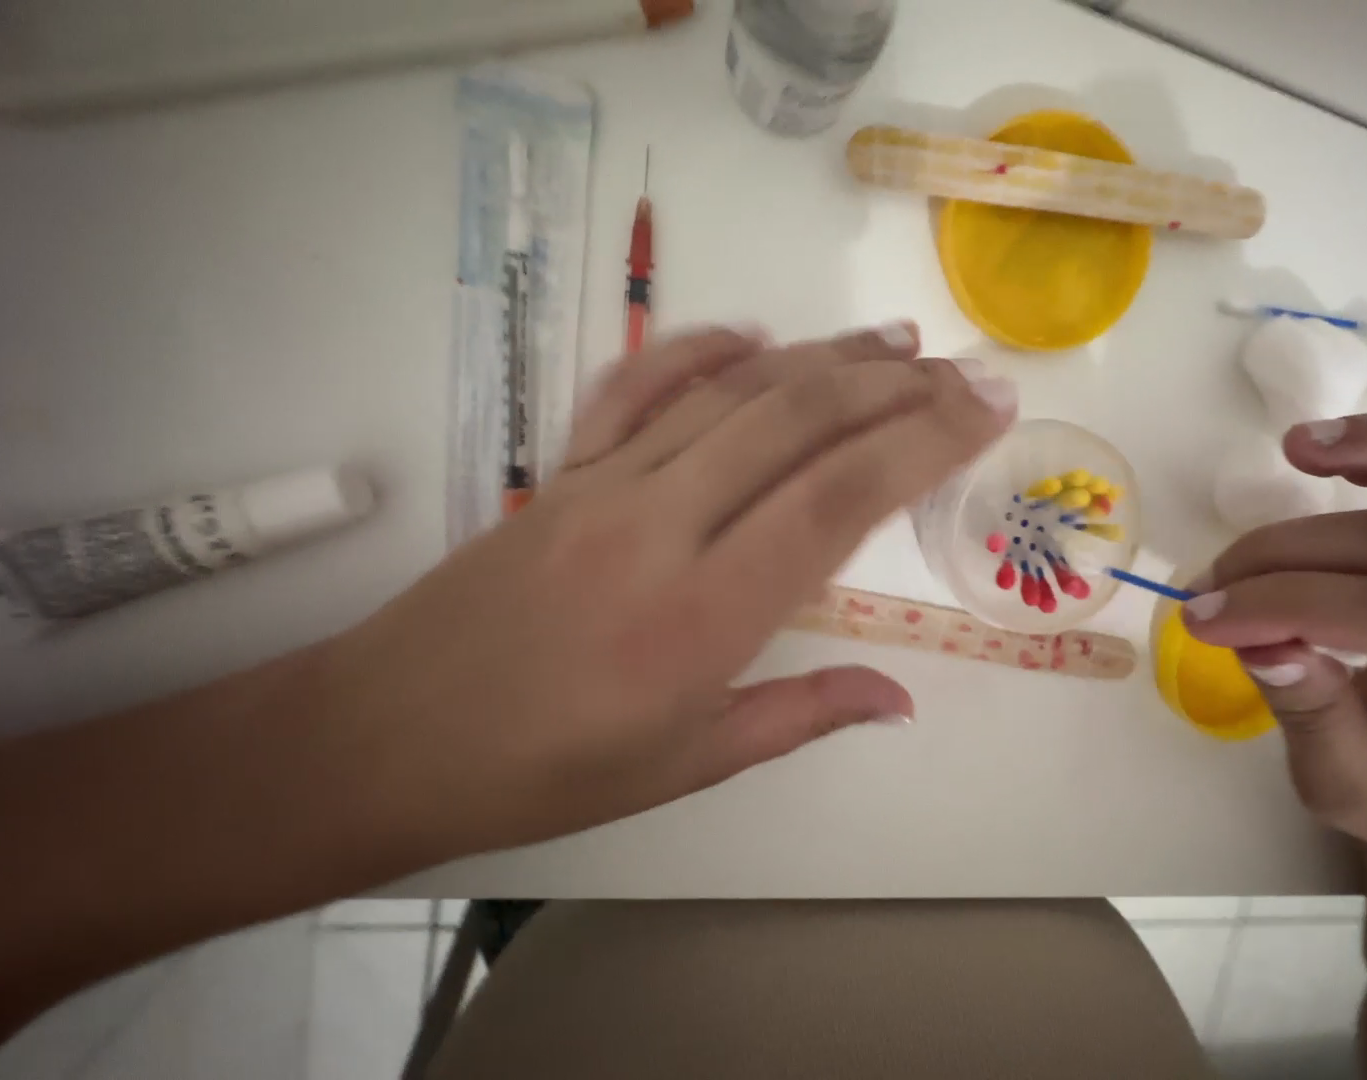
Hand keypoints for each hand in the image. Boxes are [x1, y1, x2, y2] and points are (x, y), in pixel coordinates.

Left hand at [320, 323, 1016, 856]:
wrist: (384, 738)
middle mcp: (663, 525)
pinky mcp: (562, 469)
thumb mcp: (688, 764)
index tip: (983, 412)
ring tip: (894, 341)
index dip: (923, 444)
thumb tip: (900, 696)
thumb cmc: (545, 772)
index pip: (839, 499)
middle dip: (896, 388)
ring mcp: (605, 484)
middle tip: (962, 371)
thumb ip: (802, 714)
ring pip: (734, 393)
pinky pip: (637, 387)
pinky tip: (756, 336)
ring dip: (823, 357)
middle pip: (799, 423)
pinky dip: (701, 350)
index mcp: (705, 614)